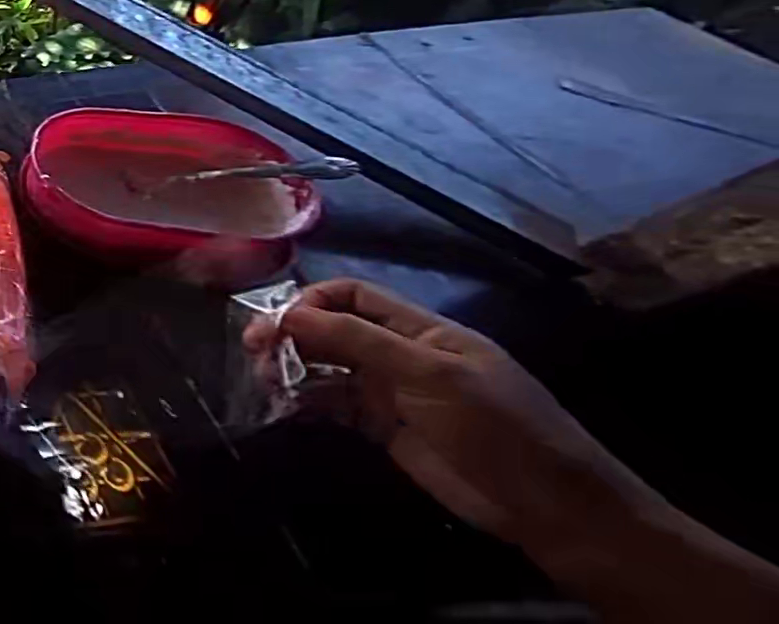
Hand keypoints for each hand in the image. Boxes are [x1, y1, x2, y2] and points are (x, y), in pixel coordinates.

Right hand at [245, 279, 654, 557]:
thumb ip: (359, 340)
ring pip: (323, 364)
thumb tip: (288, 314)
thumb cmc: (501, 430)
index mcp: (418, 331)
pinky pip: (330, 402)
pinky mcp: (381, 426)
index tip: (281, 322)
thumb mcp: (432, 375)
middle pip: (329, 328)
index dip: (312, 301)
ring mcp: (388, 390)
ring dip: (290, 367)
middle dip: (289, 333)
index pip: (352, 295)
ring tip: (265, 381)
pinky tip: (284, 405)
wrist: (558, 516)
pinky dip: (303, 400)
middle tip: (253, 349)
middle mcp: (397, 353)